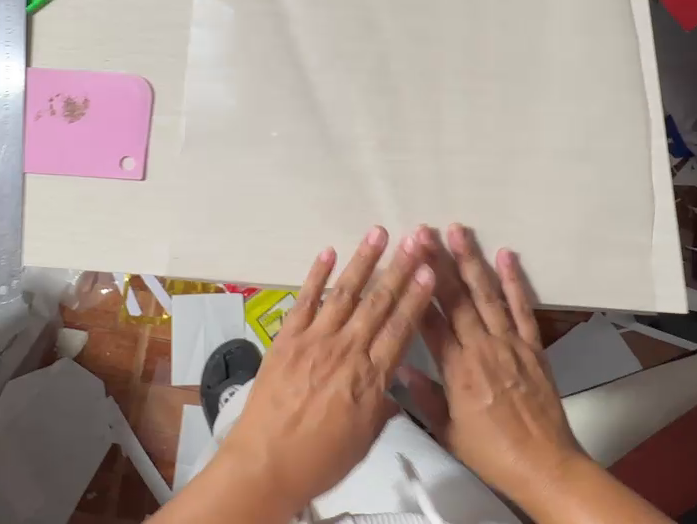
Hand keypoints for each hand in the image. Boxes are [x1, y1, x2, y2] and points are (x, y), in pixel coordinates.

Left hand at [213, 227, 435, 516]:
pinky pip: (304, 299)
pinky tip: (328, 251)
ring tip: (378, 232)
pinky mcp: (287, 337)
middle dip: (399, 267)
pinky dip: (316, 274)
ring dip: (363, 260)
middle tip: (415, 238)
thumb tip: (394, 383)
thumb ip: (382, 404)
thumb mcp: (365, 439)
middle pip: (378, 302)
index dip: (417, 296)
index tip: (430, 268)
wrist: (266, 463)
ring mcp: (314, 339)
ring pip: (345, 292)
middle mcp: (345, 350)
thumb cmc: (320, 459)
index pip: (400, 327)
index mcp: (370, 377)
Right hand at [401, 225, 581, 508]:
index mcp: (456, 370)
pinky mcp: (533, 347)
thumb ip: (423, 395)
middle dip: (437, 262)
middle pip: (455, 298)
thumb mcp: (447, 432)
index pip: (430, 320)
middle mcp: (481, 349)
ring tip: (457, 230)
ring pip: (486, 294)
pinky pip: (522, 309)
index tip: (403, 260)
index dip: (415, 288)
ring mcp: (509, 344)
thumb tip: (399, 362)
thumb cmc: (492, 454)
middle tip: (423, 231)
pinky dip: (514, 281)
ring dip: (470, 260)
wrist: (545, 467)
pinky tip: (505, 255)